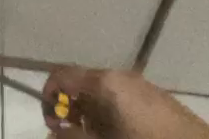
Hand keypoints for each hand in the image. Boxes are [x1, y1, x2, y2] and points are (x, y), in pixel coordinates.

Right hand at [42, 67, 208, 138]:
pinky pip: (124, 103)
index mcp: (104, 82)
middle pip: (82, 84)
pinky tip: (122, 138)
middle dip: (72, 111)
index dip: (48, 98)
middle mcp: (120, 76)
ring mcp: (142, 87)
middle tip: (74, 137)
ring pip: (104, 95)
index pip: (61, 75)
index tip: (51, 127)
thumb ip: (74, 137)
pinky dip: (113, 118)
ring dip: (93, 117)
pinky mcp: (160, 102)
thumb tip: (52, 132)